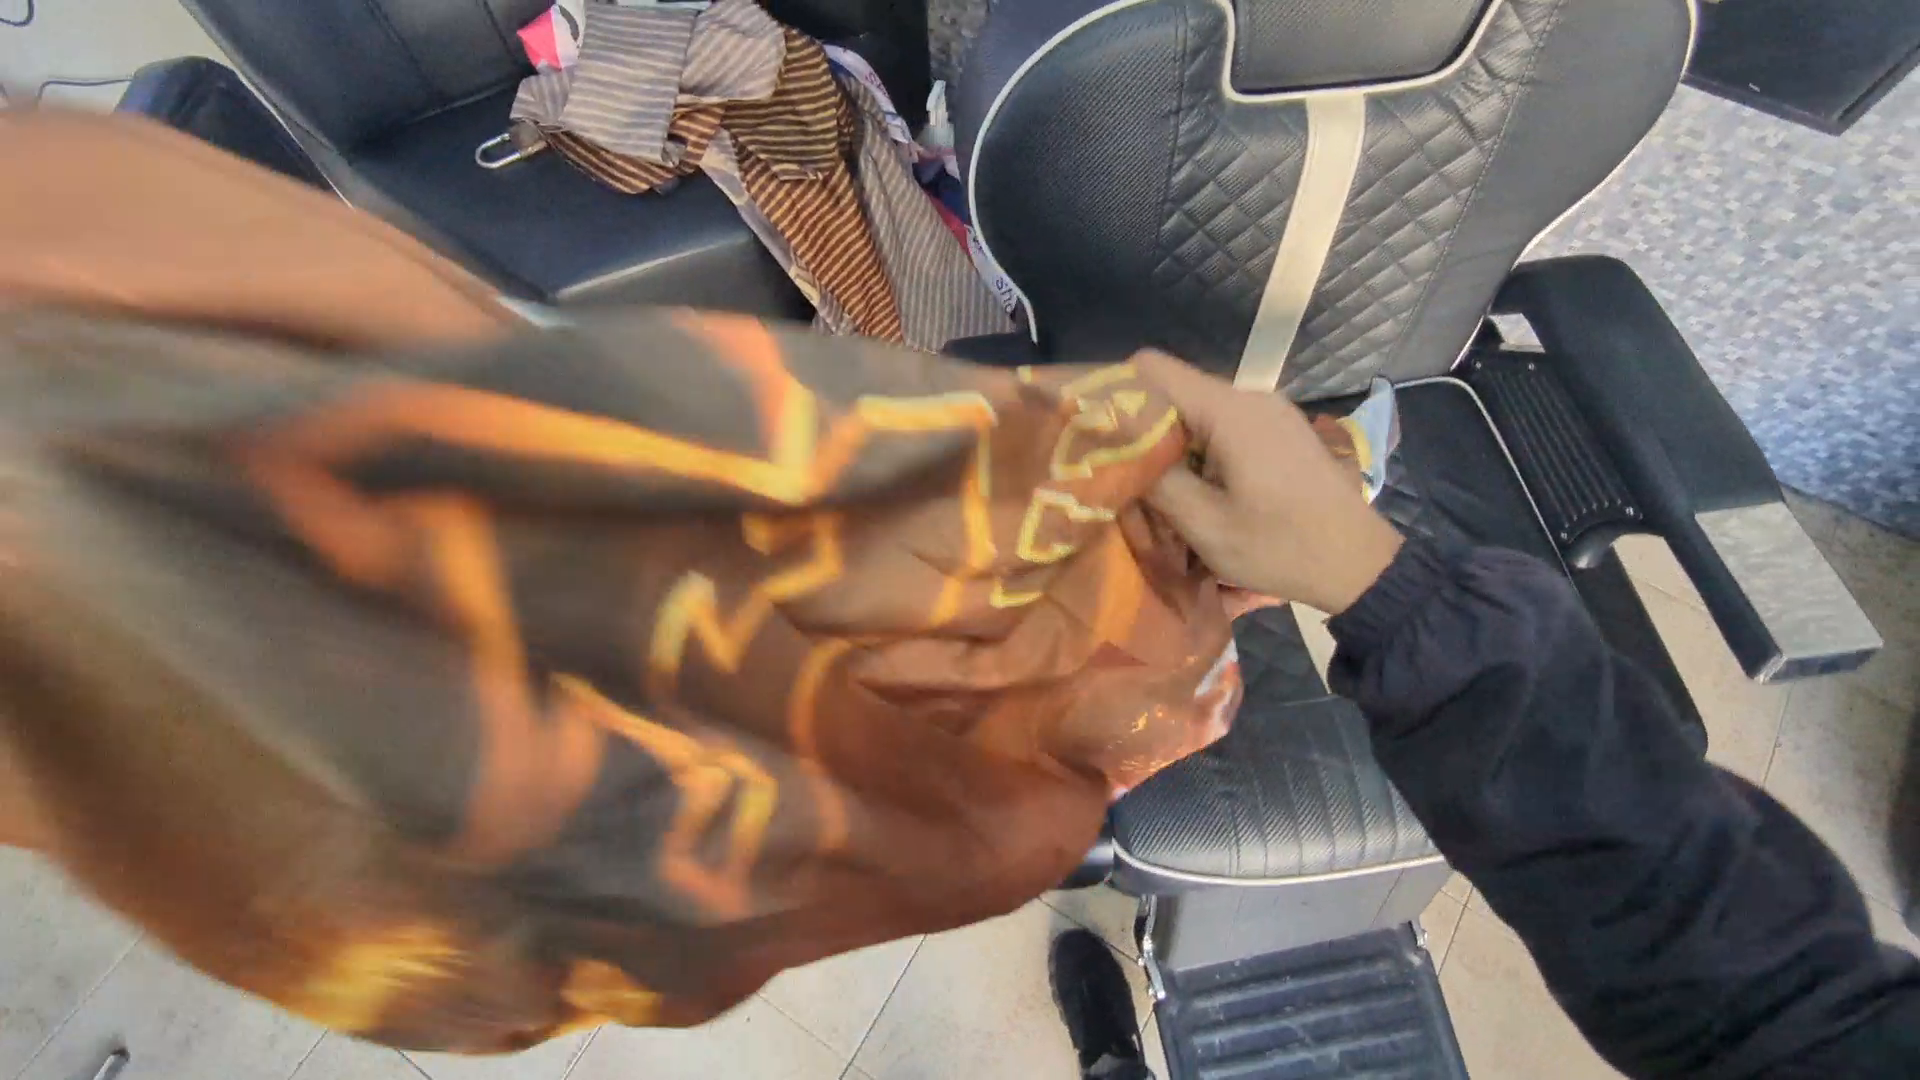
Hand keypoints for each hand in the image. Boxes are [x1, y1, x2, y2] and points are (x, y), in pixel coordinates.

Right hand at [1136, 352, 1403, 614]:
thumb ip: (1155, 481)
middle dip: (1140, 426)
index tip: (1094, 434)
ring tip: (1156, 488)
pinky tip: (1197, 488)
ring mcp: (1269, 412)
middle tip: (1119, 472)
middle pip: (1174, 390)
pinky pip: (1222, 425)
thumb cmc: (1281, 547)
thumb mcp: (1205, 525)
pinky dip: (1198, 449)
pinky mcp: (1279, 430)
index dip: (1116, 393)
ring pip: (1196, 410)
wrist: (1361, 565)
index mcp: (1230, 412)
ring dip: (1170, 443)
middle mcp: (1250, 398)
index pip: (1153, 369)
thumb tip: (1114, 451)